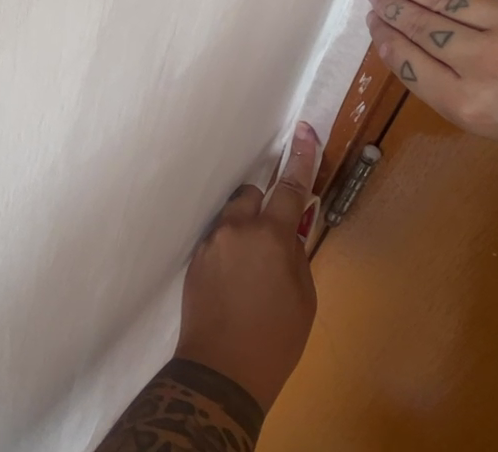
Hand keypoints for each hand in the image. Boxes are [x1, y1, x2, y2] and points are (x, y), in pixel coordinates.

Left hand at [174, 122, 320, 411]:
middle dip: (264, 208)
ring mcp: (210, 242)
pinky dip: (229, 251)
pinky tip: (235, 284)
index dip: (301, 159)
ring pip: (231, 219)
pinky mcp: (193, 258)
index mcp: (270, 236)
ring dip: (244, 231)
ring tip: (253, 270)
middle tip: (275, 240)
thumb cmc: (276, 338)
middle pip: (251, 196)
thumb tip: (287, 235)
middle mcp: (236, 229)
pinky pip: (217, 241)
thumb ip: (295, 256)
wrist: (223, 367)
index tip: (303, 130)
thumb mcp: (303, 298)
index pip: (290, 188)